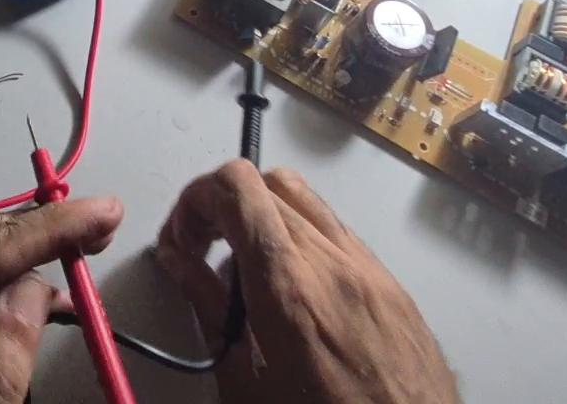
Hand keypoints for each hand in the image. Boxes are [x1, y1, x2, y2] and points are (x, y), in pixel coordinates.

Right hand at [155, 161, 458, 403]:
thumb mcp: (244, 383)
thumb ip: (207, 307)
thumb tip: (177, 261)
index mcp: (287, 287)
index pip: (234, 188)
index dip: (194, 199)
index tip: (182, 236)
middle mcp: (329, 262)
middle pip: (259, 181)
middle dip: (218, 203)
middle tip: (202, 244)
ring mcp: (366, 266)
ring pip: (298, 191)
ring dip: (258, 206)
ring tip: (242, 252)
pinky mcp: (389, 280)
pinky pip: (332, 223)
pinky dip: (296, 228)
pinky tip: (287, 273)